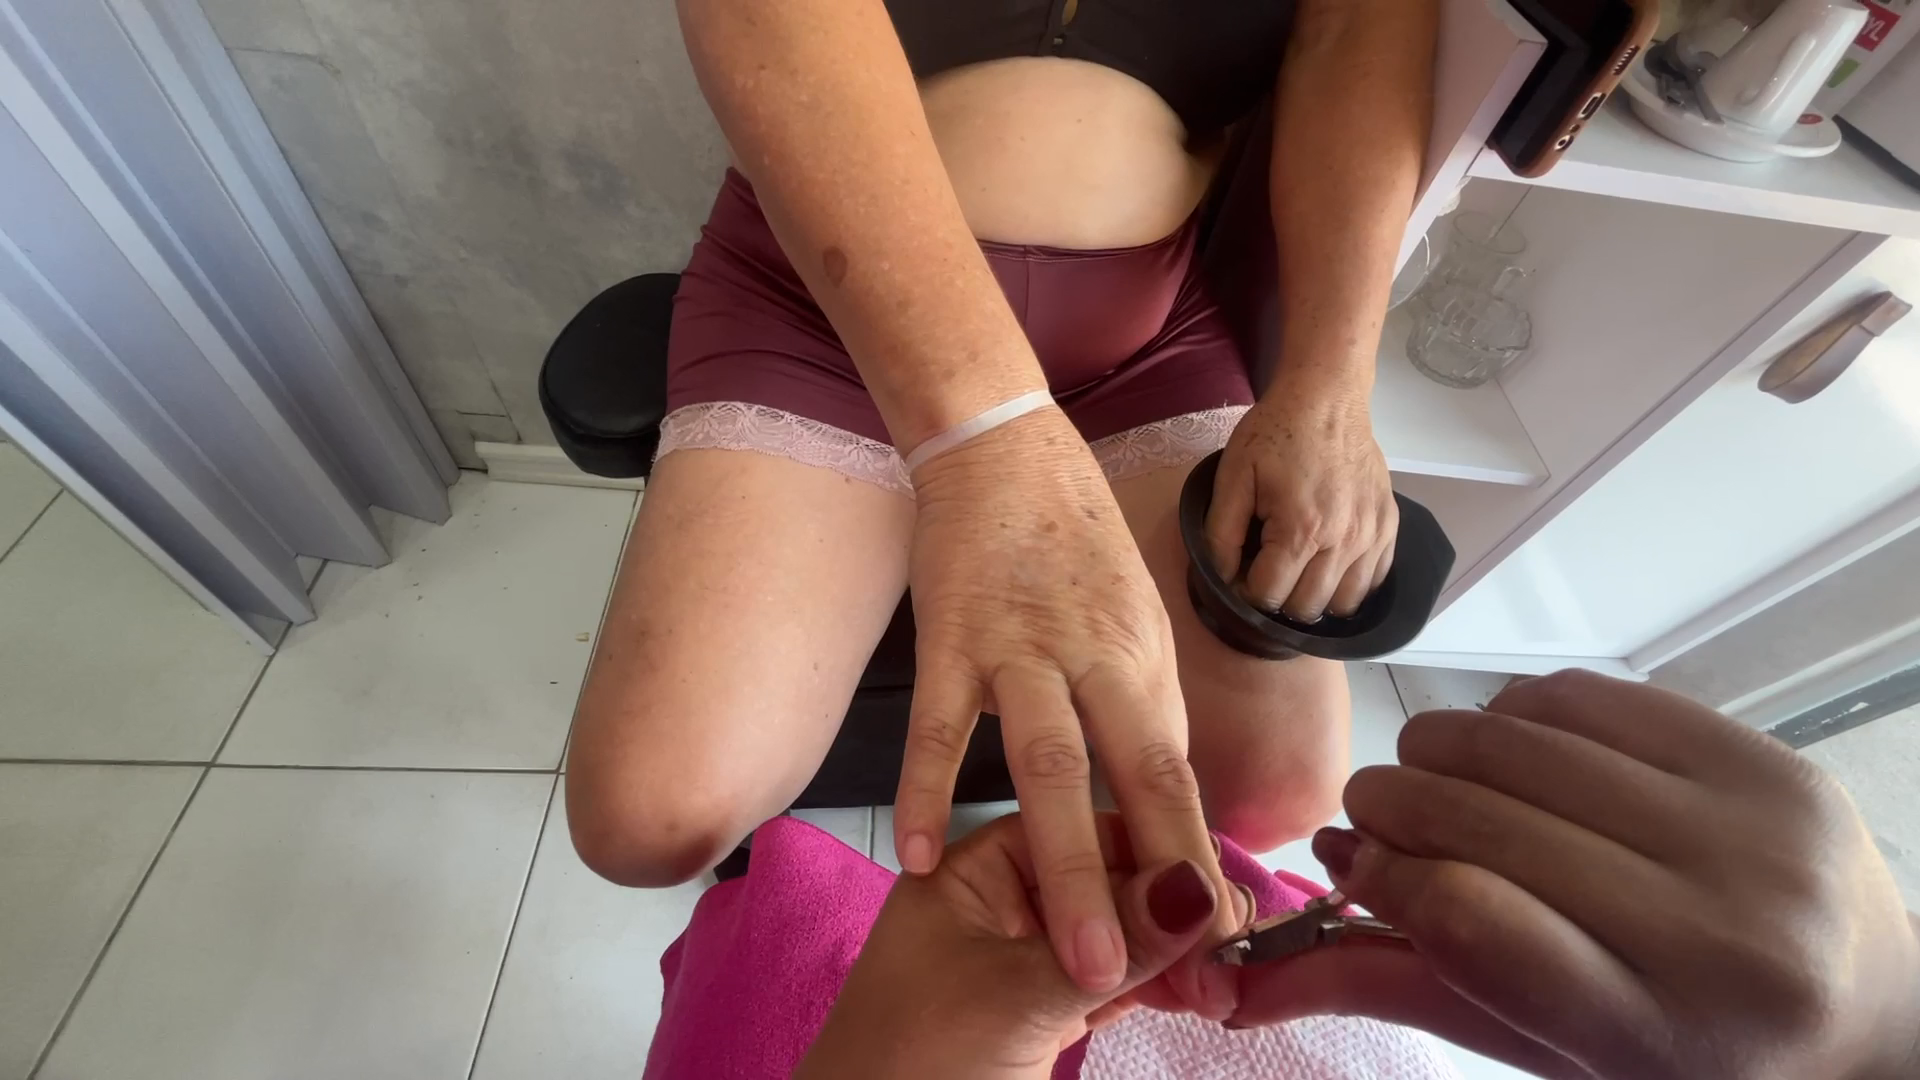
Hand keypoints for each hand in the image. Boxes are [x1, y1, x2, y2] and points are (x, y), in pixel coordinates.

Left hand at [798, 813, 1225, 1078]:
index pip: (1077, 832)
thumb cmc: (921, 1061)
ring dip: (1173, 953)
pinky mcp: (1047, 1004)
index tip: (1218, 890)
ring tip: (1233, 972)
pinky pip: (1112, 980)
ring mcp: (1028, 953)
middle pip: (1104, 882)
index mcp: (978, 866)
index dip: (1151, 853)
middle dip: (1170, 909)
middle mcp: (1006, 897)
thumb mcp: (1016, 995)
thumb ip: (1111, 943)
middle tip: (1239, 942)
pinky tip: (1204, 990)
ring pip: (1115, 935)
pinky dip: (1157, 986)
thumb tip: (1199, 884)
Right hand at [892, 406, 1238, 1012]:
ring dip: (1062, 864)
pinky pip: (940, 725)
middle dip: (1151, 884)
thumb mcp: (1130, 611)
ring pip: (1047, 766)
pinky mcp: (953, 637)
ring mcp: (1020, 649)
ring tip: (1073, 957)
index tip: (1212, 936)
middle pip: (1133, 780)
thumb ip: (1139, 698)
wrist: (1006, 453)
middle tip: (1165, 982)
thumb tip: (1155, 786)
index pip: (1177, 774)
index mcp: (1142, 655)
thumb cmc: (1073, 537)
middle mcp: (1095, 658)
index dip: (1196, 857)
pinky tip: (921, 858)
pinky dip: (929, 791)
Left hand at [1205, 387, 1395, 621]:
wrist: (1327, 399)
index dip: (1243, 592)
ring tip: (1294, 572)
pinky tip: (1325, 568)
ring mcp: (1372, 537)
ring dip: (1313, 599)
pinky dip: (1347, 586)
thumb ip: (1220, 532)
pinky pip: (1372, 582)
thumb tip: (1220, 577)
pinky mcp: (1389, 527)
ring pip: (1343, 604)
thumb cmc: (1274, 434)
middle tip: (1262, 571)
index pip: (1268, 596)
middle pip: (1306, 608)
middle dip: (1277, 601)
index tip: (1236, 572)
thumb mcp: (1232, 477)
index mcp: (1301, 531)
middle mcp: (1343, 542)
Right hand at [1231, 670, 1919, 1079]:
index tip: (1367, 871)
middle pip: (1463, 813)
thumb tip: (1233, 980)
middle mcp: (1727, 928)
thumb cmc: (1663, 1044)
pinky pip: (1561, 693)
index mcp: (1661, 1030)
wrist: (1874, 1020)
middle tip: (1393, 821)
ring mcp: (1754, 827)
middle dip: (1389, 806)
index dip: (1384, 877)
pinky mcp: (1757, 752)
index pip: (1459, 914)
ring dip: (1435, 753)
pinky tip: (1530, 762)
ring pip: (1493, 736)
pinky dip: (1509, 718)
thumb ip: (1376, 986)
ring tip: (1457, 788)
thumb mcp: (1519, 1037)